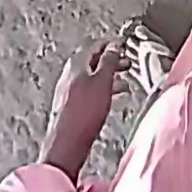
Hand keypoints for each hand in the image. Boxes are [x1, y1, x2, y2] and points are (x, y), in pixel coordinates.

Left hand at [37, 40, 121, 177]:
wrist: (65, 148)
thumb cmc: (83, 114)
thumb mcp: (103, 82)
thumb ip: (109, 61)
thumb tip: (114, 45)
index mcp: (77, 64)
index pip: (95, 44)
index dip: (111, 43)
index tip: (123, 45)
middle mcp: (70, 74)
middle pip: (93, 60)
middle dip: (112, 61)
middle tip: (126, 63)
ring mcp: (68, 90)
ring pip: (92, 76)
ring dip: (109, 76)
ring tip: (124, 82)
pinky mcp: (69, 106)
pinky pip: (88, 90)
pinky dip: (102, 89)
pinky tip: (110, 98)